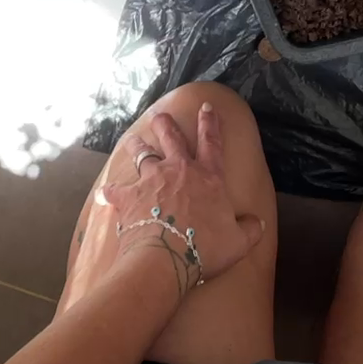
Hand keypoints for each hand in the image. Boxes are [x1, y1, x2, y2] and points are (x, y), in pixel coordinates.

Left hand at [96, 104, 264, 297]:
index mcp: (207, 176)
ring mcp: (152, 179)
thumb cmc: (205, 248)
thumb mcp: (238, 242)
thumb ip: (249, 230)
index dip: (210, 123)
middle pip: (171, 138)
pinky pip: (117, 190)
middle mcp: (179, 170)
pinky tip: (105, 193)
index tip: (205, 106)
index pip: (212, 142)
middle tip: (161, 115)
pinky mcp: (130, 196)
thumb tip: (257, 223)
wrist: (167, 257)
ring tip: (132, 140)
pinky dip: (111, 192)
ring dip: (137, 146)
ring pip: (142, 154)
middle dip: (167, 124)